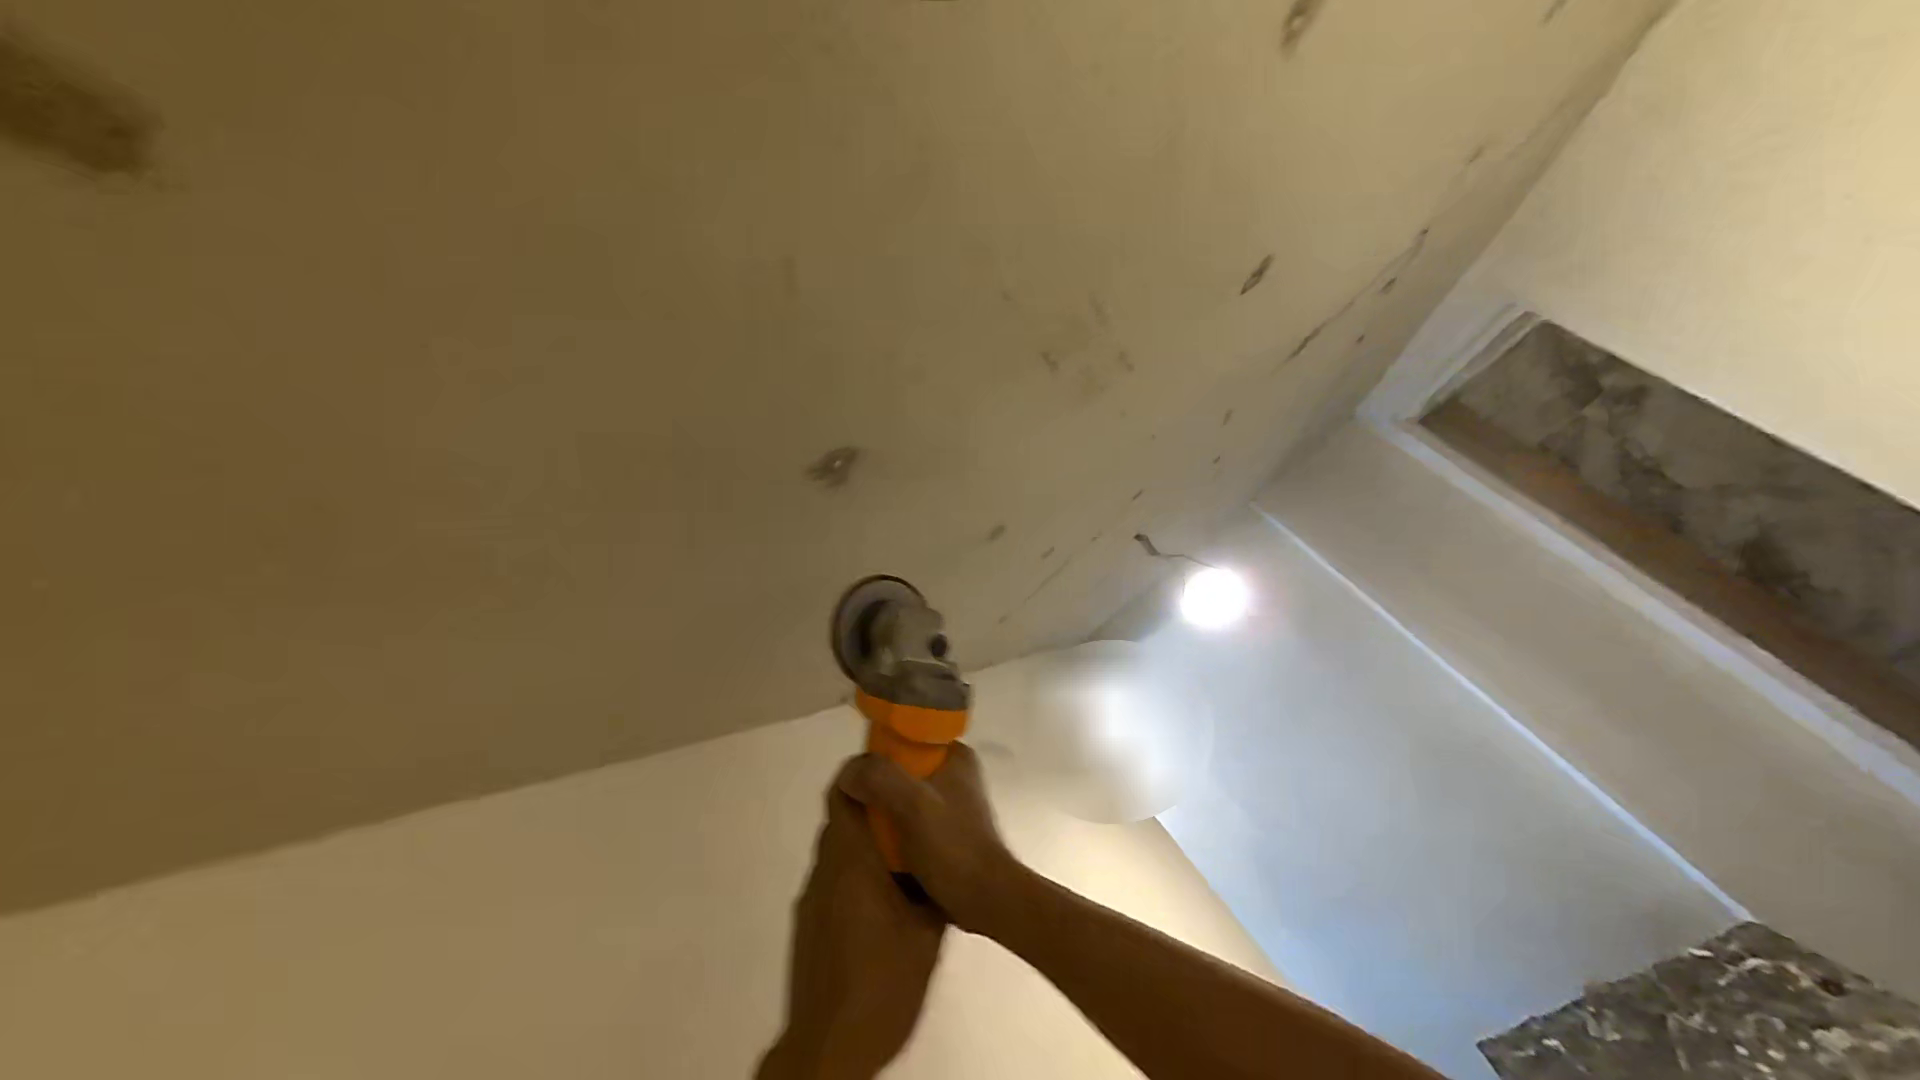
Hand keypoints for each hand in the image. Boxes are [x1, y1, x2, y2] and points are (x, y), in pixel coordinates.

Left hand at [758, 762, 946, 1079]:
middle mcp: (824, 871)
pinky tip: (883, 904)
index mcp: (851, 861)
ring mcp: (812, 898)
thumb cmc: (884, 980)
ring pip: (837, 851)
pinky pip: (832, 879)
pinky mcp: (809, 923)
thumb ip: (932, 888)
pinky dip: (855, 874)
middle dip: (874, 811)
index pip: (841, 795)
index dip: (862, 776)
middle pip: (841, 820)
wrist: (831, 1046)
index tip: (892, 774)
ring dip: (866, 845)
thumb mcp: (927, 931)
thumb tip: (941, 866)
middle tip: (911, 816)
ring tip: (906, 861)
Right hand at [836, 743, 1020, 936]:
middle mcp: (953, 773)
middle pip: (899, 769)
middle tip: (852, 808)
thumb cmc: (954, 847)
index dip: (876, 754)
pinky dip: (890, 829)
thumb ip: (879, 779)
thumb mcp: (913, 805)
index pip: (905, 738)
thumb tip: (848, 773)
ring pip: (900, 797)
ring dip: (880, 811)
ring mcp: (949, 803)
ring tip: (860, 830)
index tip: (855, 780)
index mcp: (954, 755)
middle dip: (874, 787)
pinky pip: (906, 819)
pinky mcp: (944, 830)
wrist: (986, 899)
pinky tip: (877, 847)